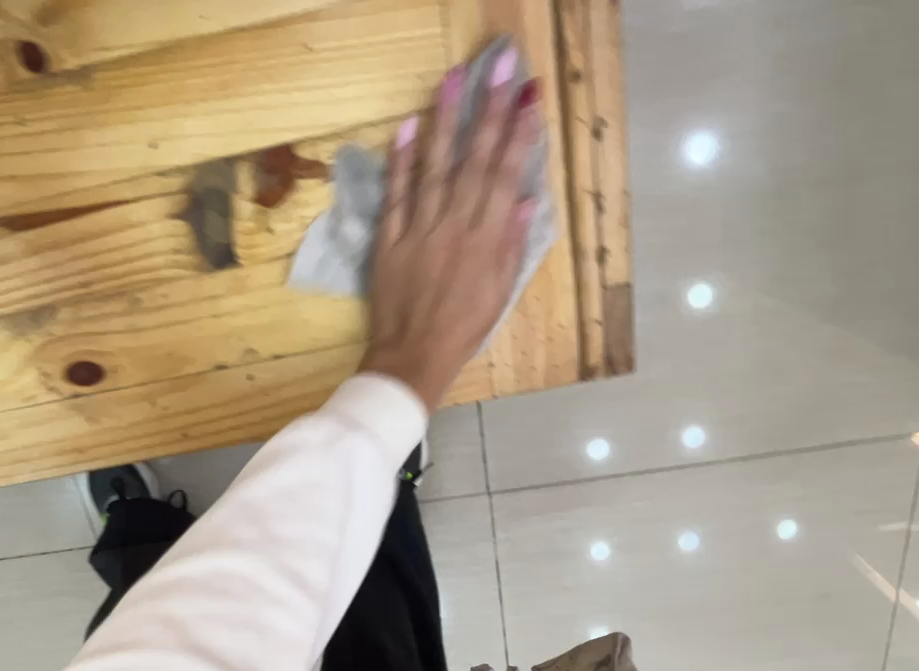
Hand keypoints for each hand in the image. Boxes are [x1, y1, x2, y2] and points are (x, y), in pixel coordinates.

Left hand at [361, 55, 541, 410]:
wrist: (412, 358)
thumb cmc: (463, 331)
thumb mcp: (499, 294)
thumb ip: (512, 246)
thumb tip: (526, 200)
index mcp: (486, 242)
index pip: (505, 176)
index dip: (519, 134)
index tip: (529, 95)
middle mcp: (454, 228)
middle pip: (473, 161)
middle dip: (489, 110)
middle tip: (498, 64)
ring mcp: (418, 231)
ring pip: (435, 169)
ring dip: (445, 121)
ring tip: (454, 78)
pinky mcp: (389, 241)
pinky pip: (396, 197)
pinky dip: (400, 163)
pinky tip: (407, 128)